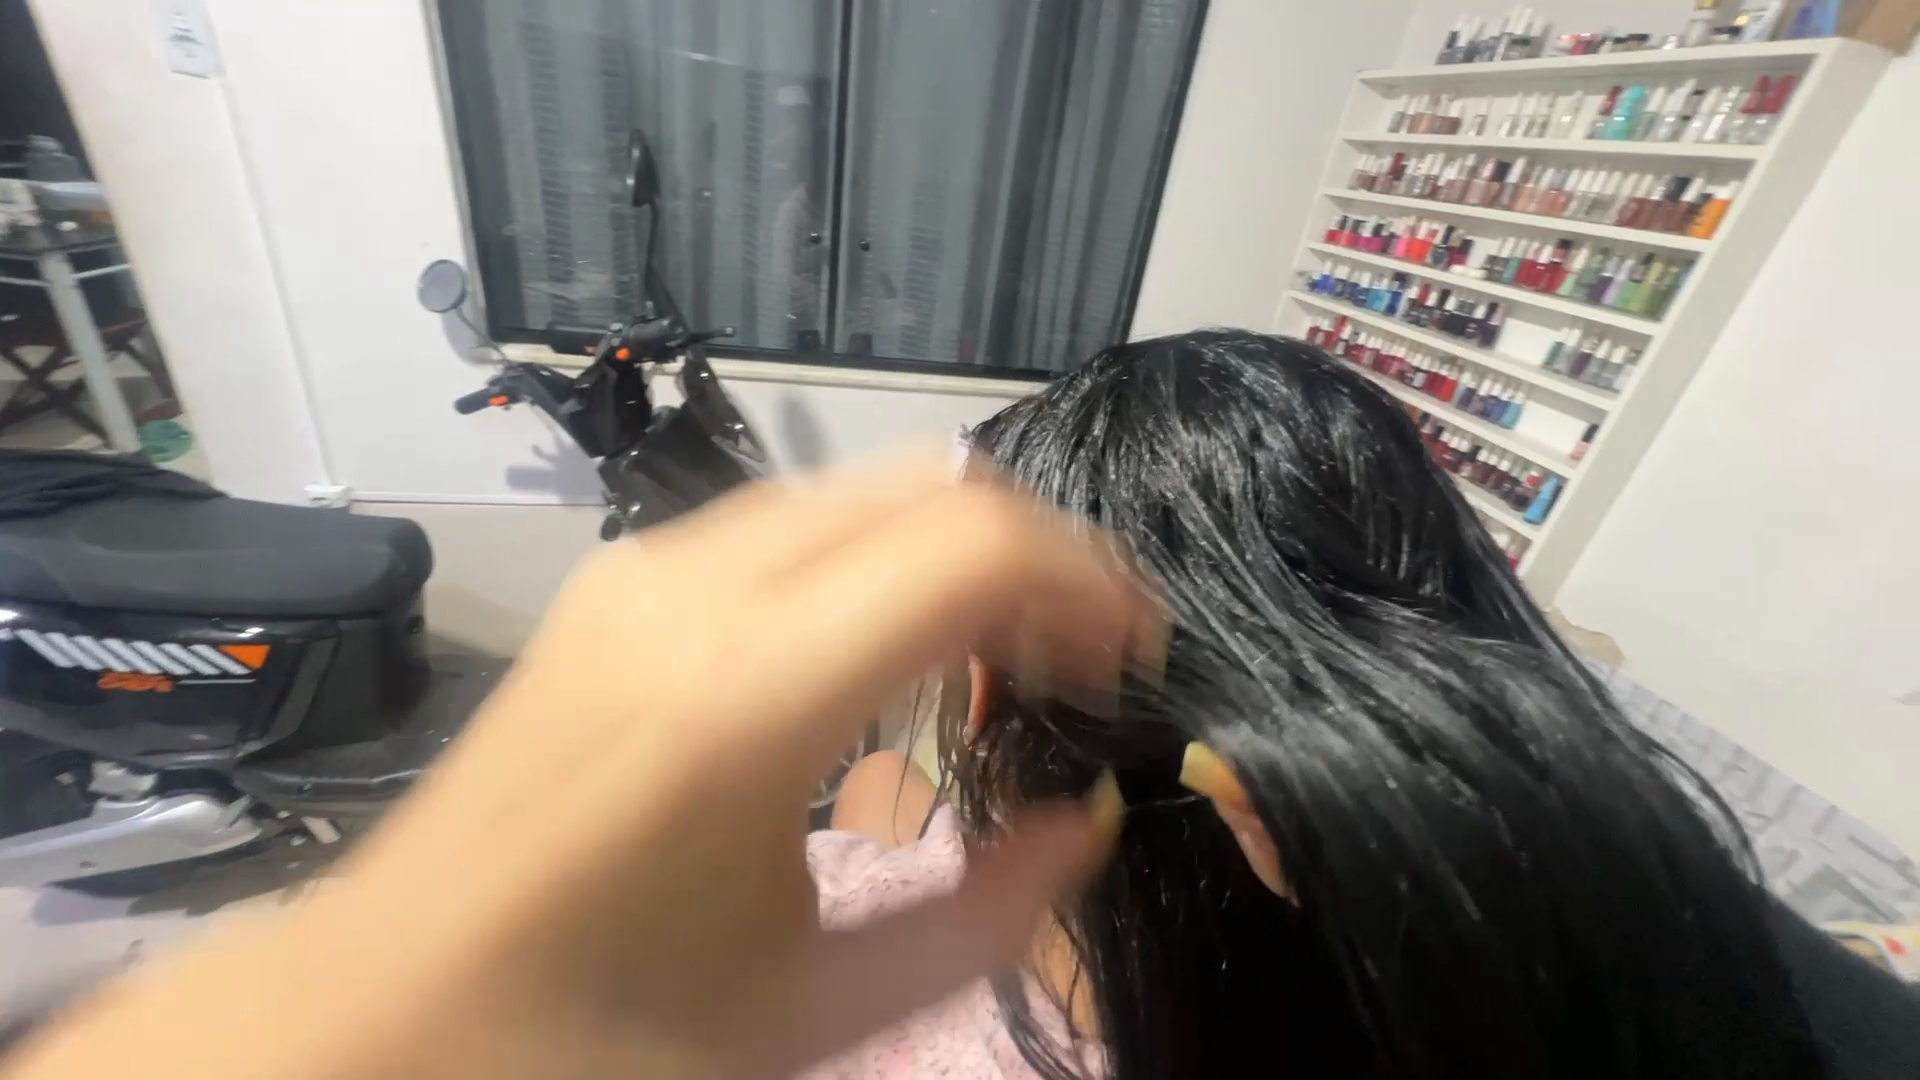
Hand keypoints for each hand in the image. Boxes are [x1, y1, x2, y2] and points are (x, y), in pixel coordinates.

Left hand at [5, 450, 1154, 1079]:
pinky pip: (808, 518)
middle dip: (1041, 557)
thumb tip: (1088, 817)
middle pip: (934, 490)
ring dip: (967, 548)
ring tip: (1003, 647)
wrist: (376, 1007)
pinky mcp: (636, 567)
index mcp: (748, 695)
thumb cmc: (597, 1037)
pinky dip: (893, 553)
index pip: (971, 549)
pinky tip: (902, 636)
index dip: (1085, 580)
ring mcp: (656, 559)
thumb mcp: (819, 1008)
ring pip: (874, 488)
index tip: (1134, 649)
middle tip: (1080, 652)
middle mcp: (699, 585)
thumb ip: (986, 911)